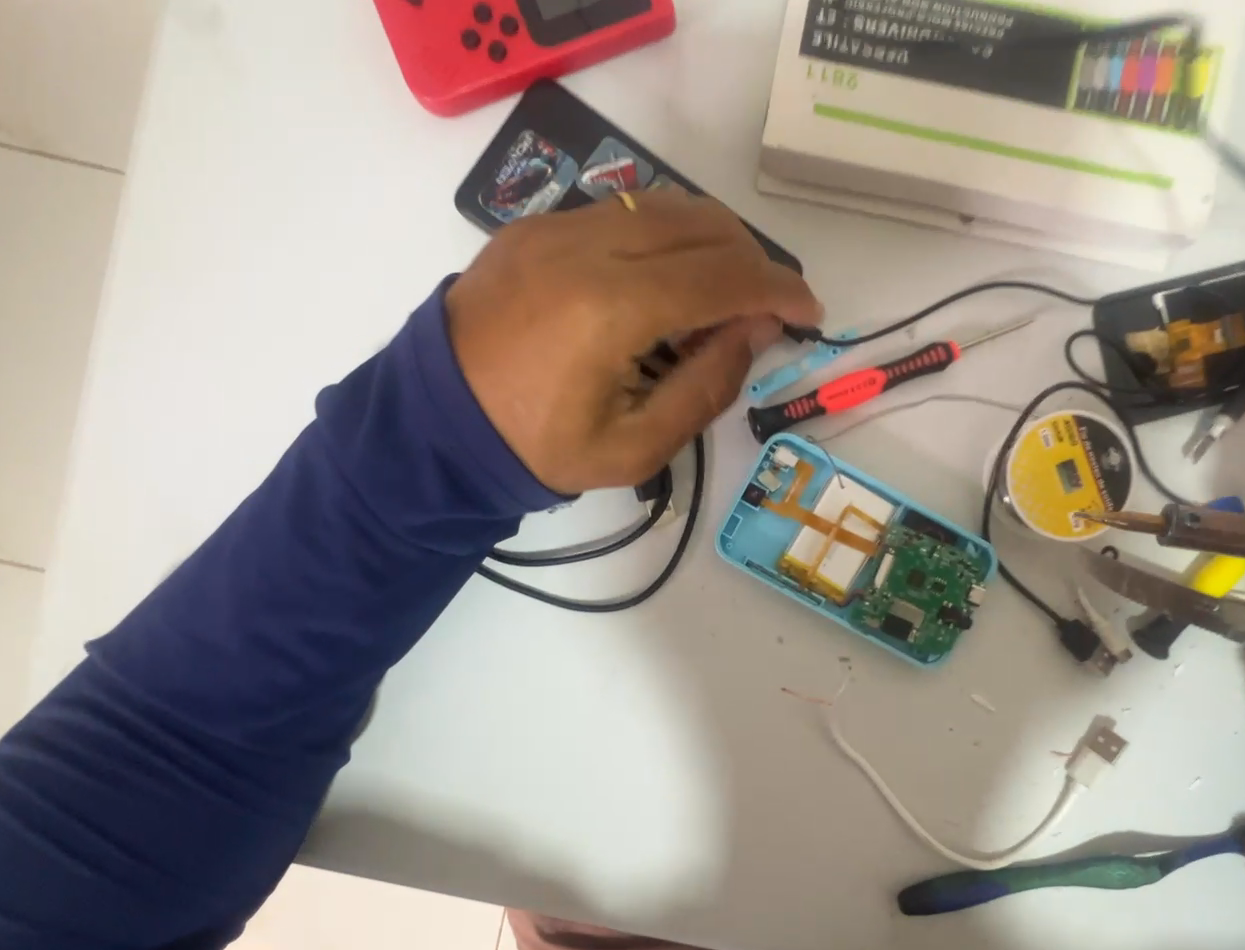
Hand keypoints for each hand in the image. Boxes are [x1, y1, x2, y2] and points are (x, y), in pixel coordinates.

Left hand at [446, 191, 821, 493]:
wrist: (434, 424)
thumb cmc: (536, 448)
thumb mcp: (633, 448)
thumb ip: (706, 388)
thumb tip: (754, 331)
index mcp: (610, 308)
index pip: (723, 276)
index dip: (780, 290)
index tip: (810, 312)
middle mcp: (585, 246)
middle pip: (702, 226)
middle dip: (752, 263)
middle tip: (765, 310)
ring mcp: (553, 227)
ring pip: (664, 206)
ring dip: (711, 242)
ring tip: (721, 294)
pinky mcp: (533, 226)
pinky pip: (621, 211)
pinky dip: (662, 237)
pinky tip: (663, 281)